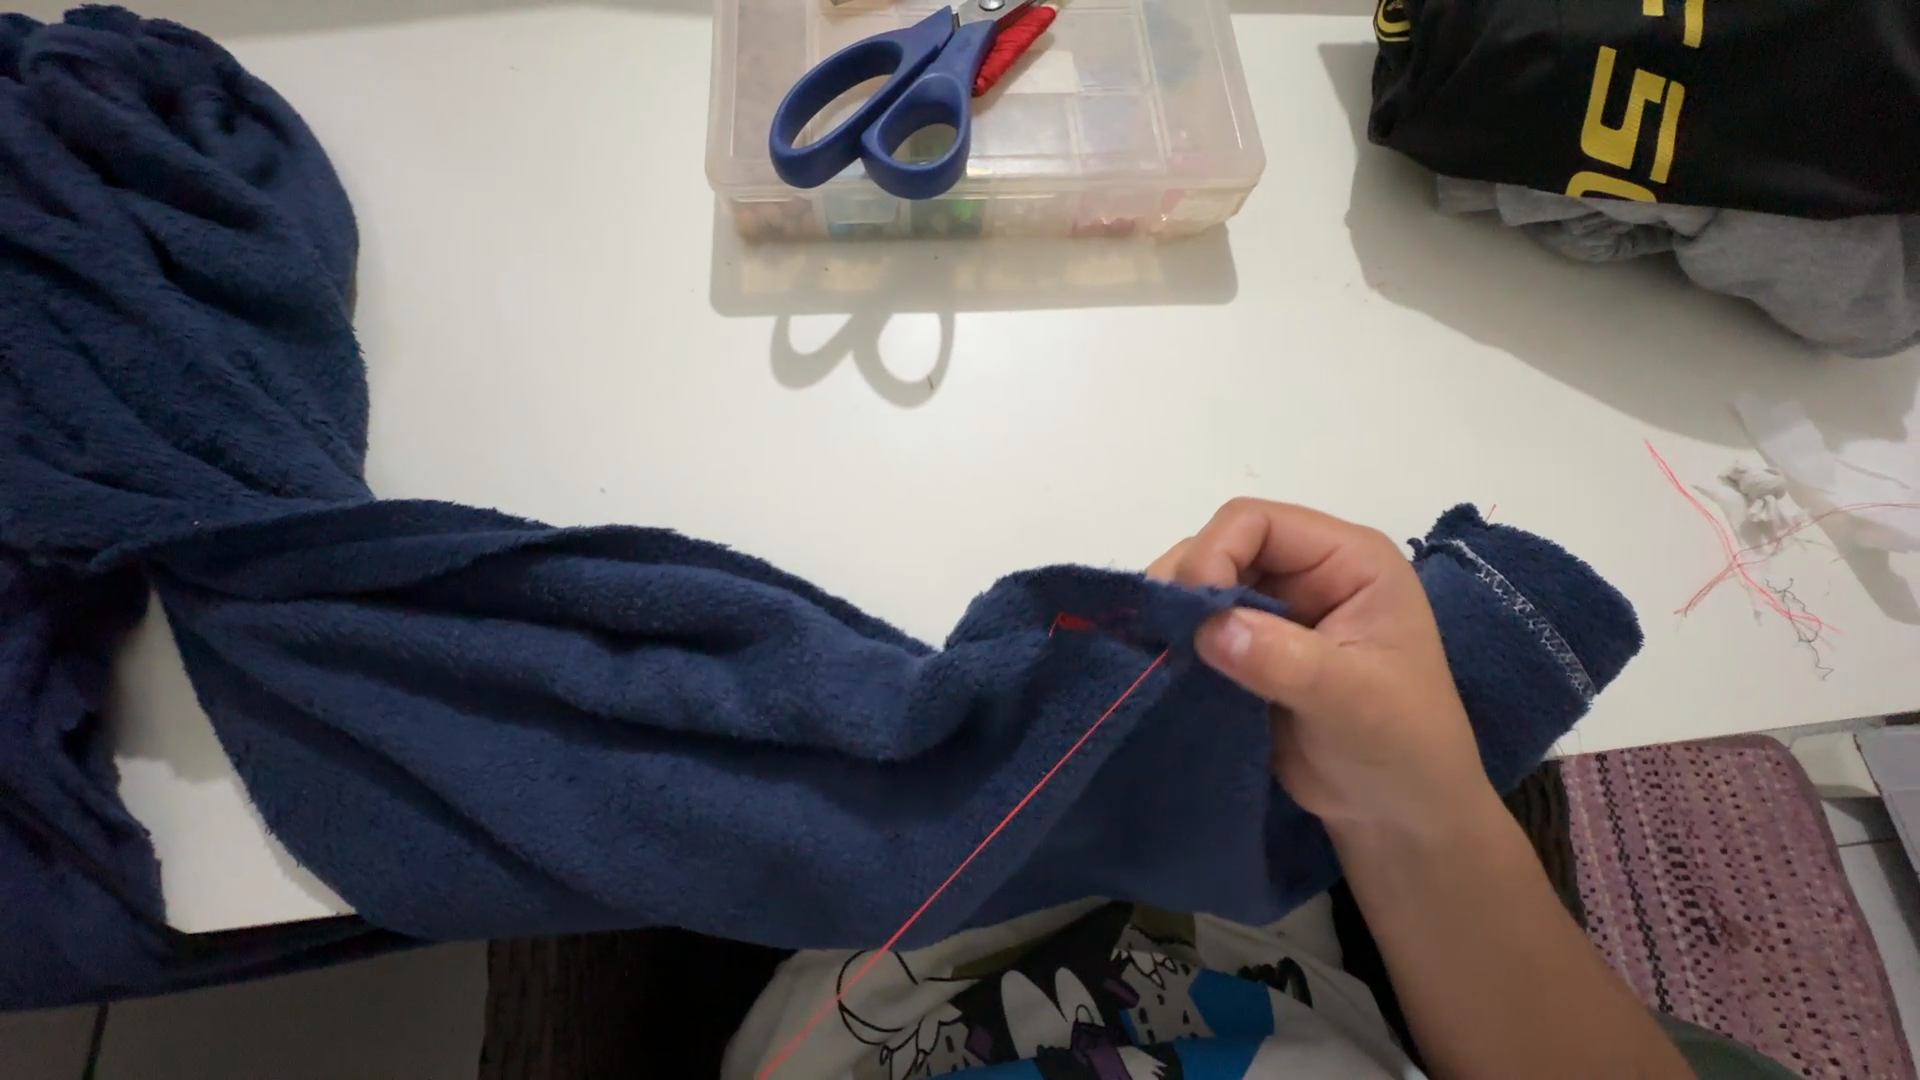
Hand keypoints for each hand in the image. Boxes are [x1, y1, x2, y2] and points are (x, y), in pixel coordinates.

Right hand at [1148, 499, 1498, 834]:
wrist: (1396, 812)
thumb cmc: (1403, 749)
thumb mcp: (1357, 702)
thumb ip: (1285, 660)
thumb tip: (1209, 627)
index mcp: (1345, 559)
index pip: (1255, 522)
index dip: (1213, 554)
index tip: (1195, 615)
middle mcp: (1303, 571)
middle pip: (1216, 545)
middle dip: (1184, 586)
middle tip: (1166, 641)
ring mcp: (1271, 607)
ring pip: (1195, 583)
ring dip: (1171, 616)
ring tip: (1160, 657)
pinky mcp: (1244, 644)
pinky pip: (1191, 624)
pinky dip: (1169, 641)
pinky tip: (1160, 666)